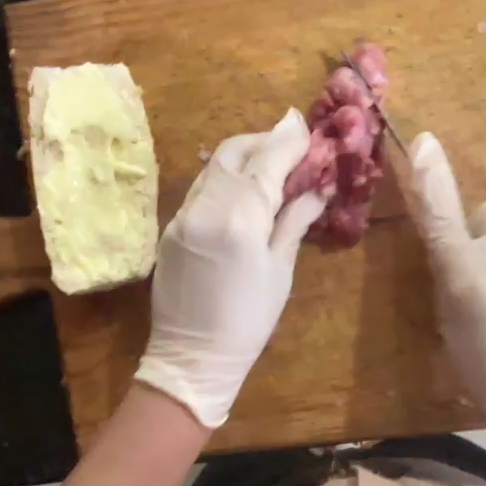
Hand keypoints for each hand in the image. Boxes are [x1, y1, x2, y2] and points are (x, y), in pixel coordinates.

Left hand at [135, 110, 329, 428]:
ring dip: (241, 161)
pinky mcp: (168, 231)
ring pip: (212, 169)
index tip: (306, 127)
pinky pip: (198, 192)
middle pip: (235, 152)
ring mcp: (181, 216)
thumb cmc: (247, 322)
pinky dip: (221, 184)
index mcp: (240, 217)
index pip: (268, 159)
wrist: (191, 359)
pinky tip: (238, 200)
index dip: (290, 140)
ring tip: (265, 174)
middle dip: (263, 143)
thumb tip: (316, 186)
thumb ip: (294, 221)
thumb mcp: (280, 271)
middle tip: (287, 151)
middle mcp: (206, 206)